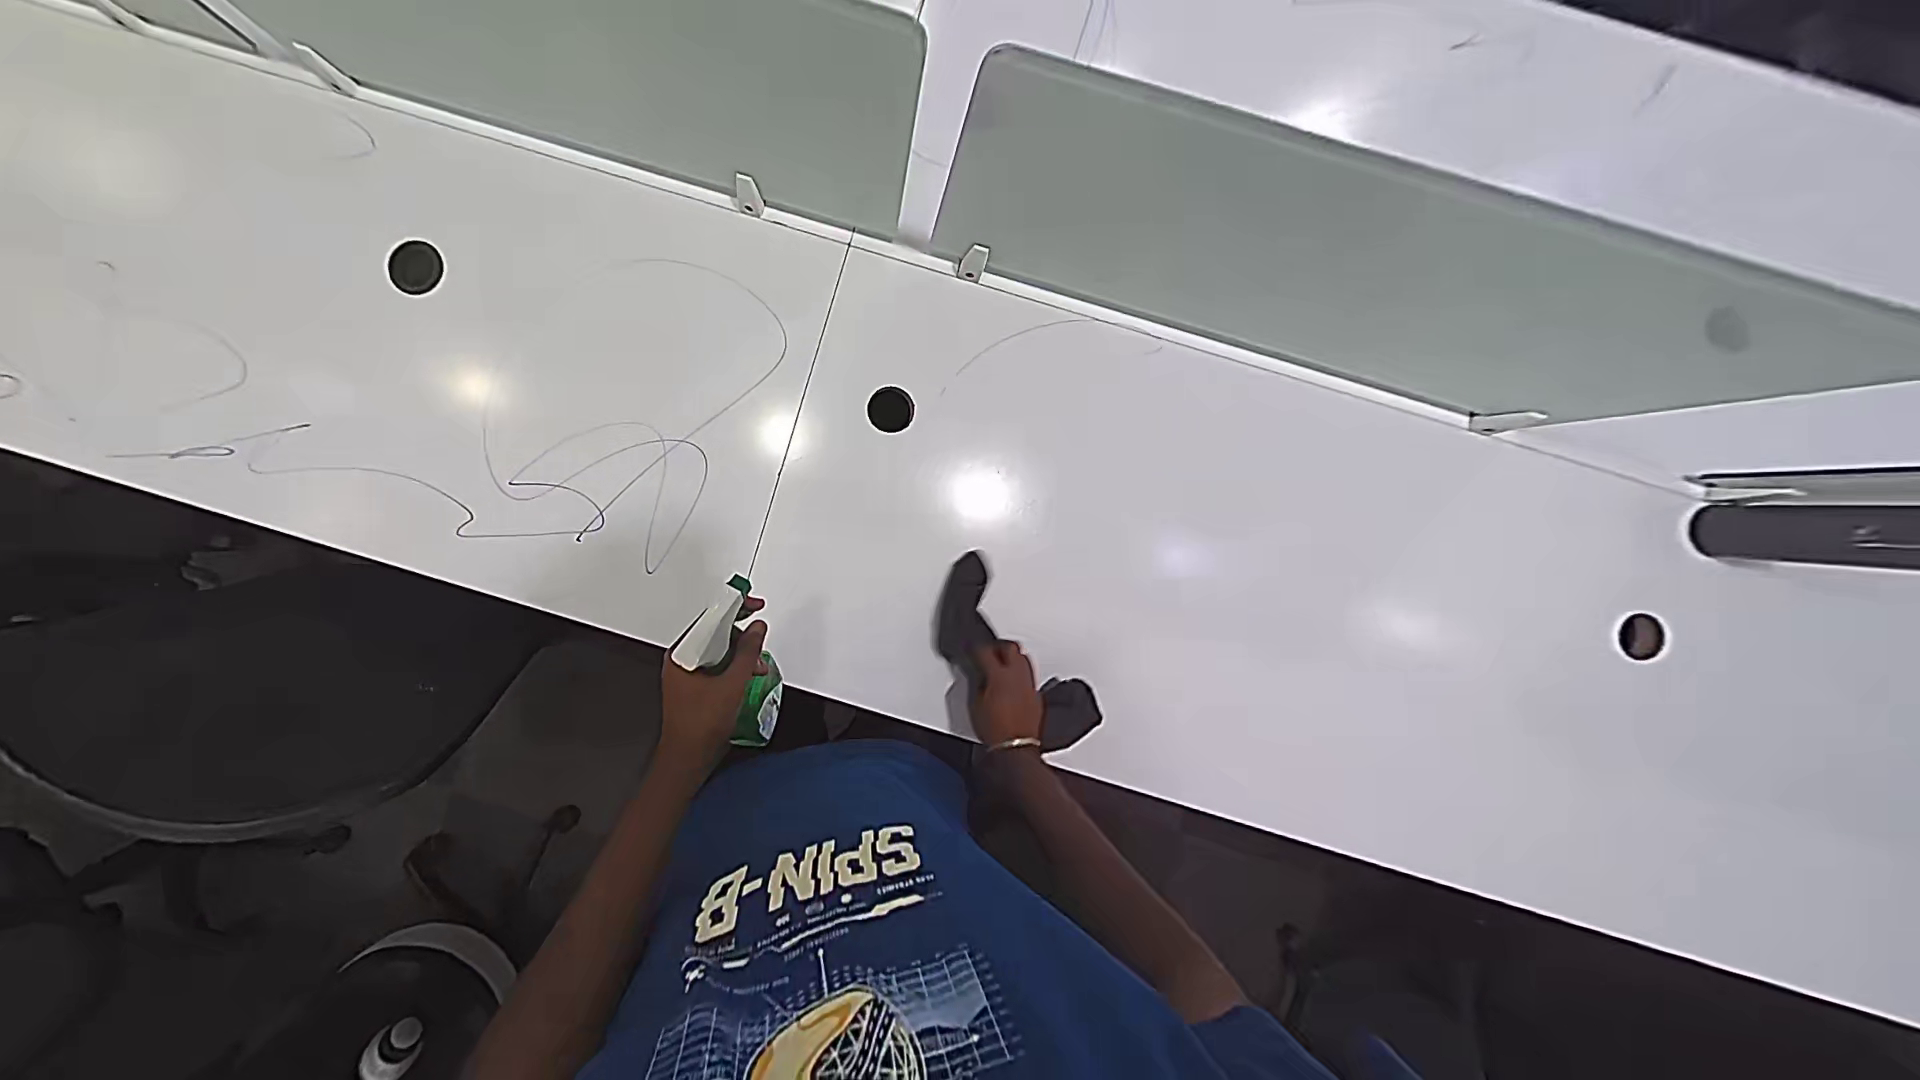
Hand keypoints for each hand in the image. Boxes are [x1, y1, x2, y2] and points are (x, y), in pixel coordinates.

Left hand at [659, 597, 766, 771]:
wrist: (688, 759)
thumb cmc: (702, 723)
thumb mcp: (732, 683)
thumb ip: (747, 652)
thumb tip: (758, 627)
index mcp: (682, 654)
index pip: (710, 620)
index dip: (734, 609)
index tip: (754, 604)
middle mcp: (682, 660)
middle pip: (715, 634)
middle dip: (741, 636)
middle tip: (759, 642)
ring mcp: (688, 673)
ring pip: (719, 650)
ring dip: (741, 654)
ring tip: (756, 667)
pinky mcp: (696, 685)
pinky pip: (718, 664)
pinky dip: (735, 666)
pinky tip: (748, 676)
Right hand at [971, 641, 1043, 746]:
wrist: (1015, 748)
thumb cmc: (995, 730)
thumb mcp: (976, 703)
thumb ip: (979, 682)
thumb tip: (980, 673)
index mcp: (999, 676)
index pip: (985, 651)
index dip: (975, 648)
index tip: (971, 650)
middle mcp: (1017, 676)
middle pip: (1010, 647)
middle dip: (998, 646)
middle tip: (988, 651)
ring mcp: (1030, 684)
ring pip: (1023, 657)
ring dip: (1012, 656)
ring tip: (1001, 662)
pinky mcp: (1036, 694)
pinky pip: (1029, 674)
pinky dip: (1020, 672)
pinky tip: (1012, 679)